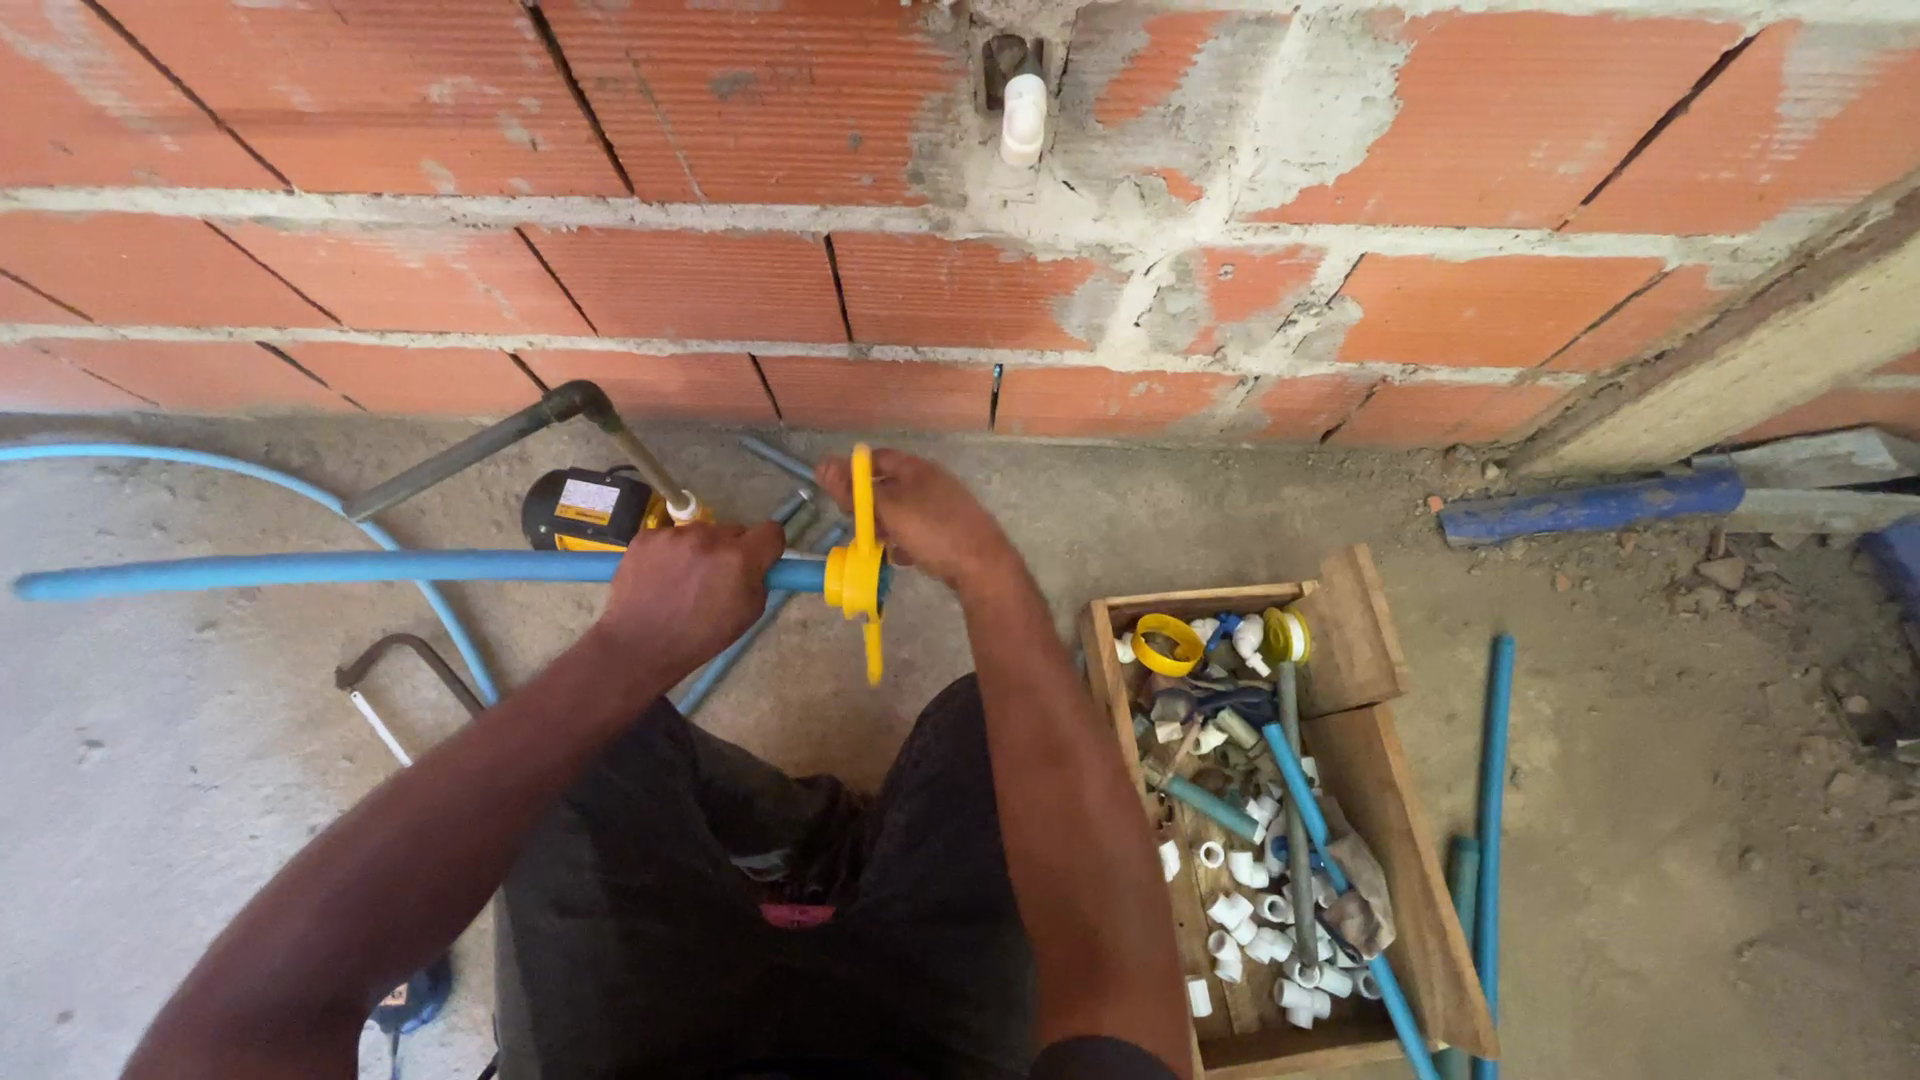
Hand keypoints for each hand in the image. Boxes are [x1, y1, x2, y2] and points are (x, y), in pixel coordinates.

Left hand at [591, 521, 786, 686]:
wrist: (638, 645)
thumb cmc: (699, 637)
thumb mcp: (747, 615)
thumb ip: (758, 581)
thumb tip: (756, 565)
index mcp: (739, 558)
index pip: (771, 531)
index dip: (768, 546)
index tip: (760, 559)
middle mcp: (708, 537)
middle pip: (734, 531)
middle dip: (732, 550)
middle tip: (716, 577)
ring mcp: (674, 534)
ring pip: (701, 533)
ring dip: (701, 549)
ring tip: (683, 579)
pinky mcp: (647, 536)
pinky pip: (671, 536)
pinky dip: (671, 552)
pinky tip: (661, 576)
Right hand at [815, 448, 1020, 594]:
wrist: (982, 565)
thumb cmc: (932, 530)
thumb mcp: (888, 507)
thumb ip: (856, 489)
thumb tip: (822, 463)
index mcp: (916, 469)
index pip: (876, 458)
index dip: (854, 472)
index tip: (839, 494)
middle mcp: (930, 483)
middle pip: (888, 486)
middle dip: (868, 505)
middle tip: (856, 524)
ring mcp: (941, 509)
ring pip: (901, 513)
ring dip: (884, 527)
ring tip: (877, 544)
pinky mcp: (948, 534)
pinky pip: (917, 533)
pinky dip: (905, 543)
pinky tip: (900, 557)